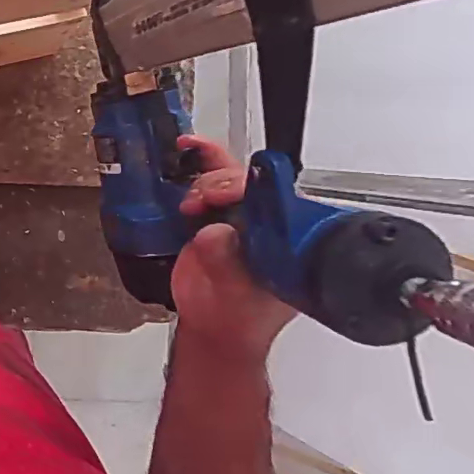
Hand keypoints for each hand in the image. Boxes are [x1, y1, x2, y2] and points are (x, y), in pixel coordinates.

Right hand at [170, 135, 296, 361]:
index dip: (249, 190)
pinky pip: (209, 179)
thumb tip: (214, 232)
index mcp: (286, 238)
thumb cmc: (238, 318)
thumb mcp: (236, 294)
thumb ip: (226, 263)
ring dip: (206, 178)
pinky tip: (187, 145)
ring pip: (229, 175)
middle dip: (222, 185)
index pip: (274, 200)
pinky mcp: (214, 212)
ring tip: (191, 201)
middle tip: (201, 199)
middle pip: (249, 182)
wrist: (213, 327)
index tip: (224, 194)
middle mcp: (266, 220)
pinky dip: (198, 160)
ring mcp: (240, 213)